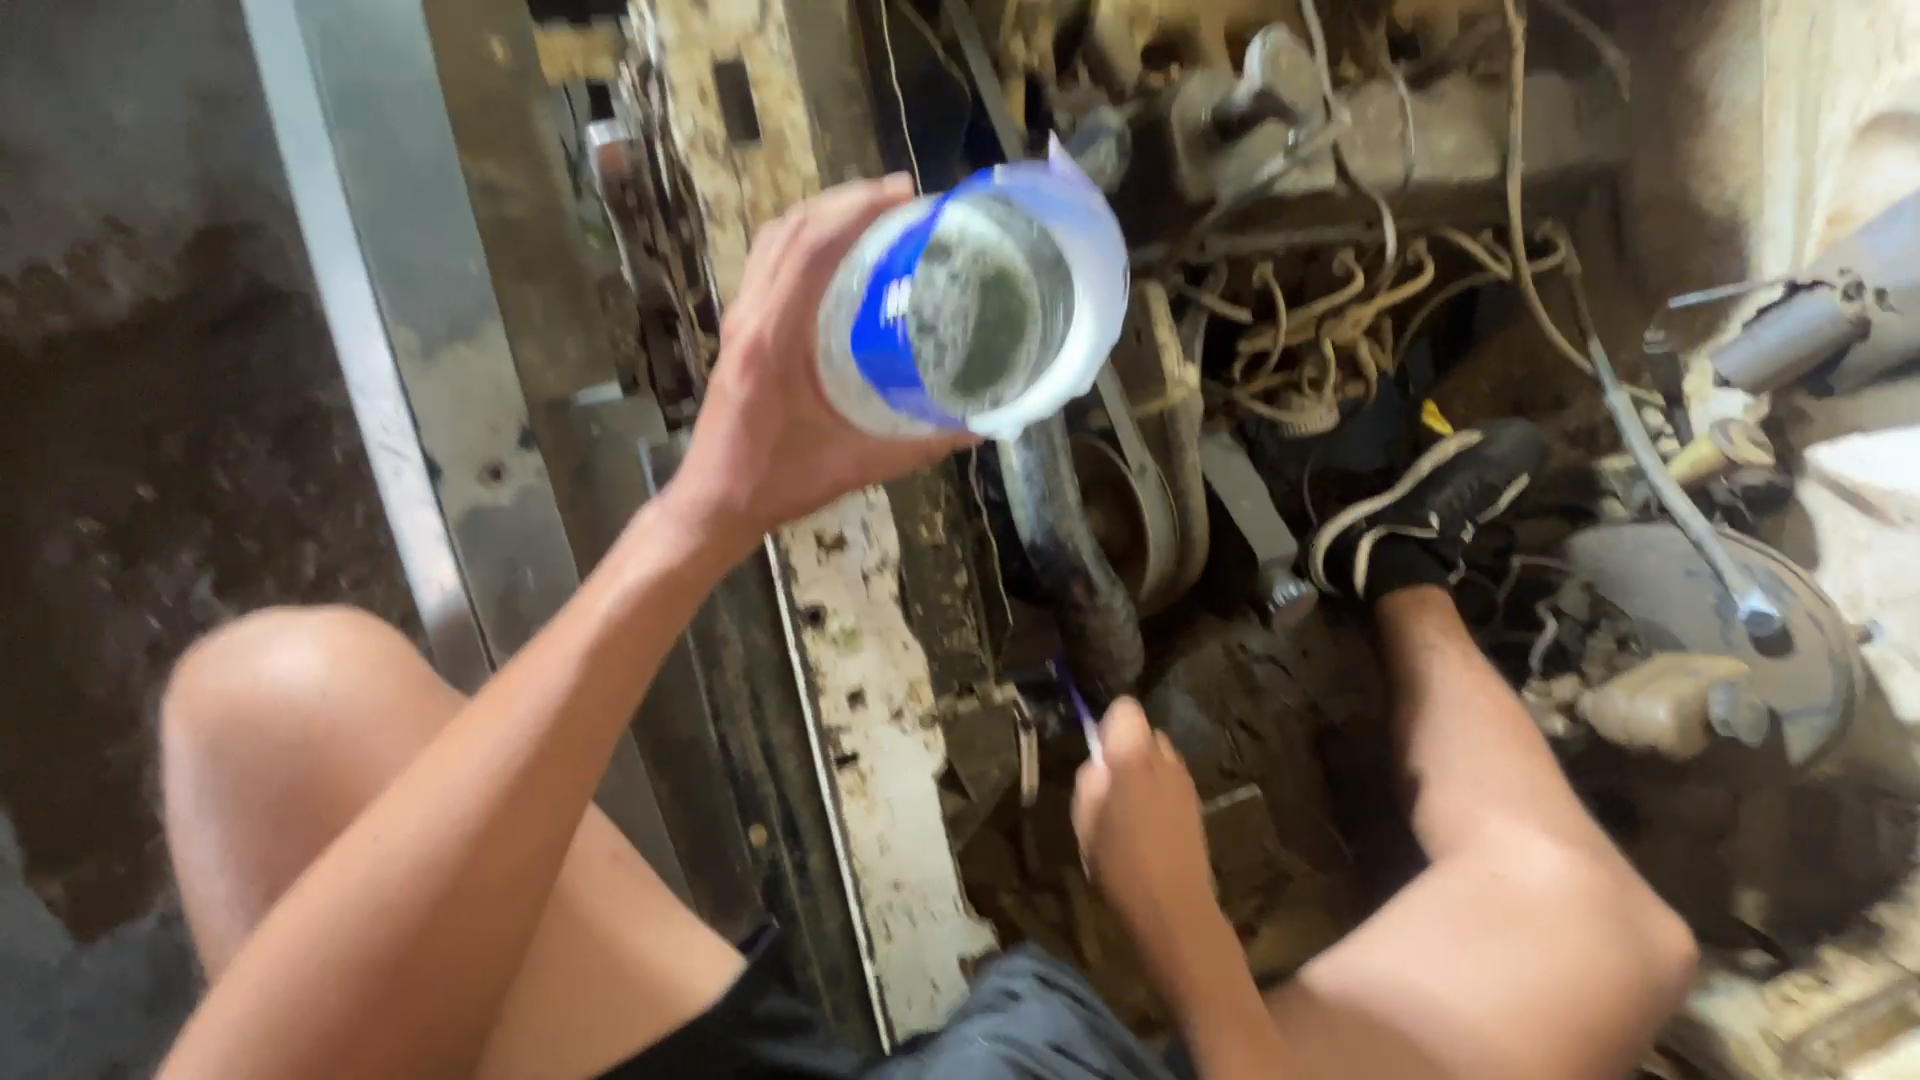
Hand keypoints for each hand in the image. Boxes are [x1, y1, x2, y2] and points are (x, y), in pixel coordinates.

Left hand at [671, 175, 976, 548]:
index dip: (859, 209)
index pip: (812, 246)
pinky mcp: (737, 332)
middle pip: (790, 228)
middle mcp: (750, 316)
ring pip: (773, 240)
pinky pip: (767, 264)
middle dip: (845, 200)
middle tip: (899, 198)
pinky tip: (836, 257)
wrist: (715, 502)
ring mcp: (738, 321)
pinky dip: (802, 242)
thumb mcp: (855, 464)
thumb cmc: (778, 484)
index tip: (906, 197)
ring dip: (820, 214)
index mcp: (773, 339)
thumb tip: (977, 429)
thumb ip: (919, 445)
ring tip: (871, 214)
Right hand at [1072, 698, 1215, 934]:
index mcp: (1133, 760)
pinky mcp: (1197, 801)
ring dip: (1145, 766)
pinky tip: (1150, 820)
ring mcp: (1186, 780)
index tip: (1100, 755)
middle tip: (1110, 784)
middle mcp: (1165, 760)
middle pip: (1145, 730)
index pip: (1125, 709)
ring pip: (1160, 753)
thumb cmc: (1120, 866)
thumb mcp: (1085, 823)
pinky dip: (1159, 786)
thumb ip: (1090, 780)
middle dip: (1127, 747)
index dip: (1110, 725)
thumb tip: (1100, 763)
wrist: (1174, 909)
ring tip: (1130, 805)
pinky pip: (1172, 776)